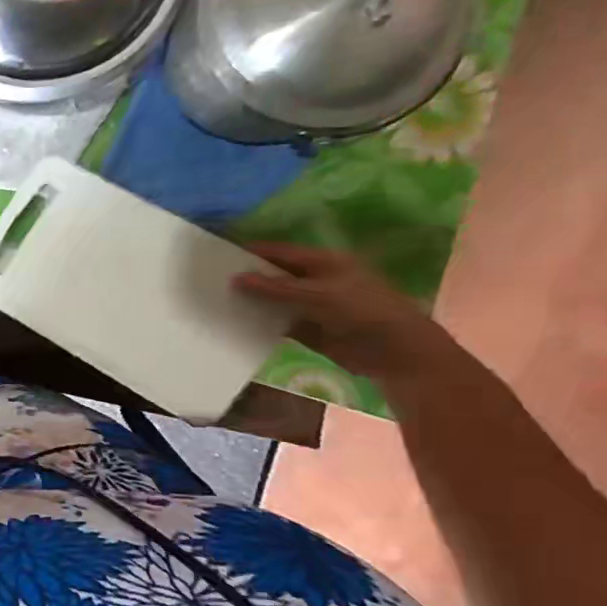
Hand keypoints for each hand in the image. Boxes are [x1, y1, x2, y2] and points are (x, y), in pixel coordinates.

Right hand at [234, 242, 462, 383]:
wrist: (396, 354)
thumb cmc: (363, 311)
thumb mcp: (317, 294)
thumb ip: (275, 287)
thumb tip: (235, 278)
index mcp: (323, 262)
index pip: (279, 252)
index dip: (251, 251)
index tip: (218, 253)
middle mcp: (315, 280)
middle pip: (274, 275)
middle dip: (247, 277)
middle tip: (210, 278)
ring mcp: (310, 305)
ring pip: (272, 300)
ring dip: (250, 301)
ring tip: (214, 299)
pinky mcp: (306, 329)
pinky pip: (276, 322)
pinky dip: (258, 322)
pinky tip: (233, 322)